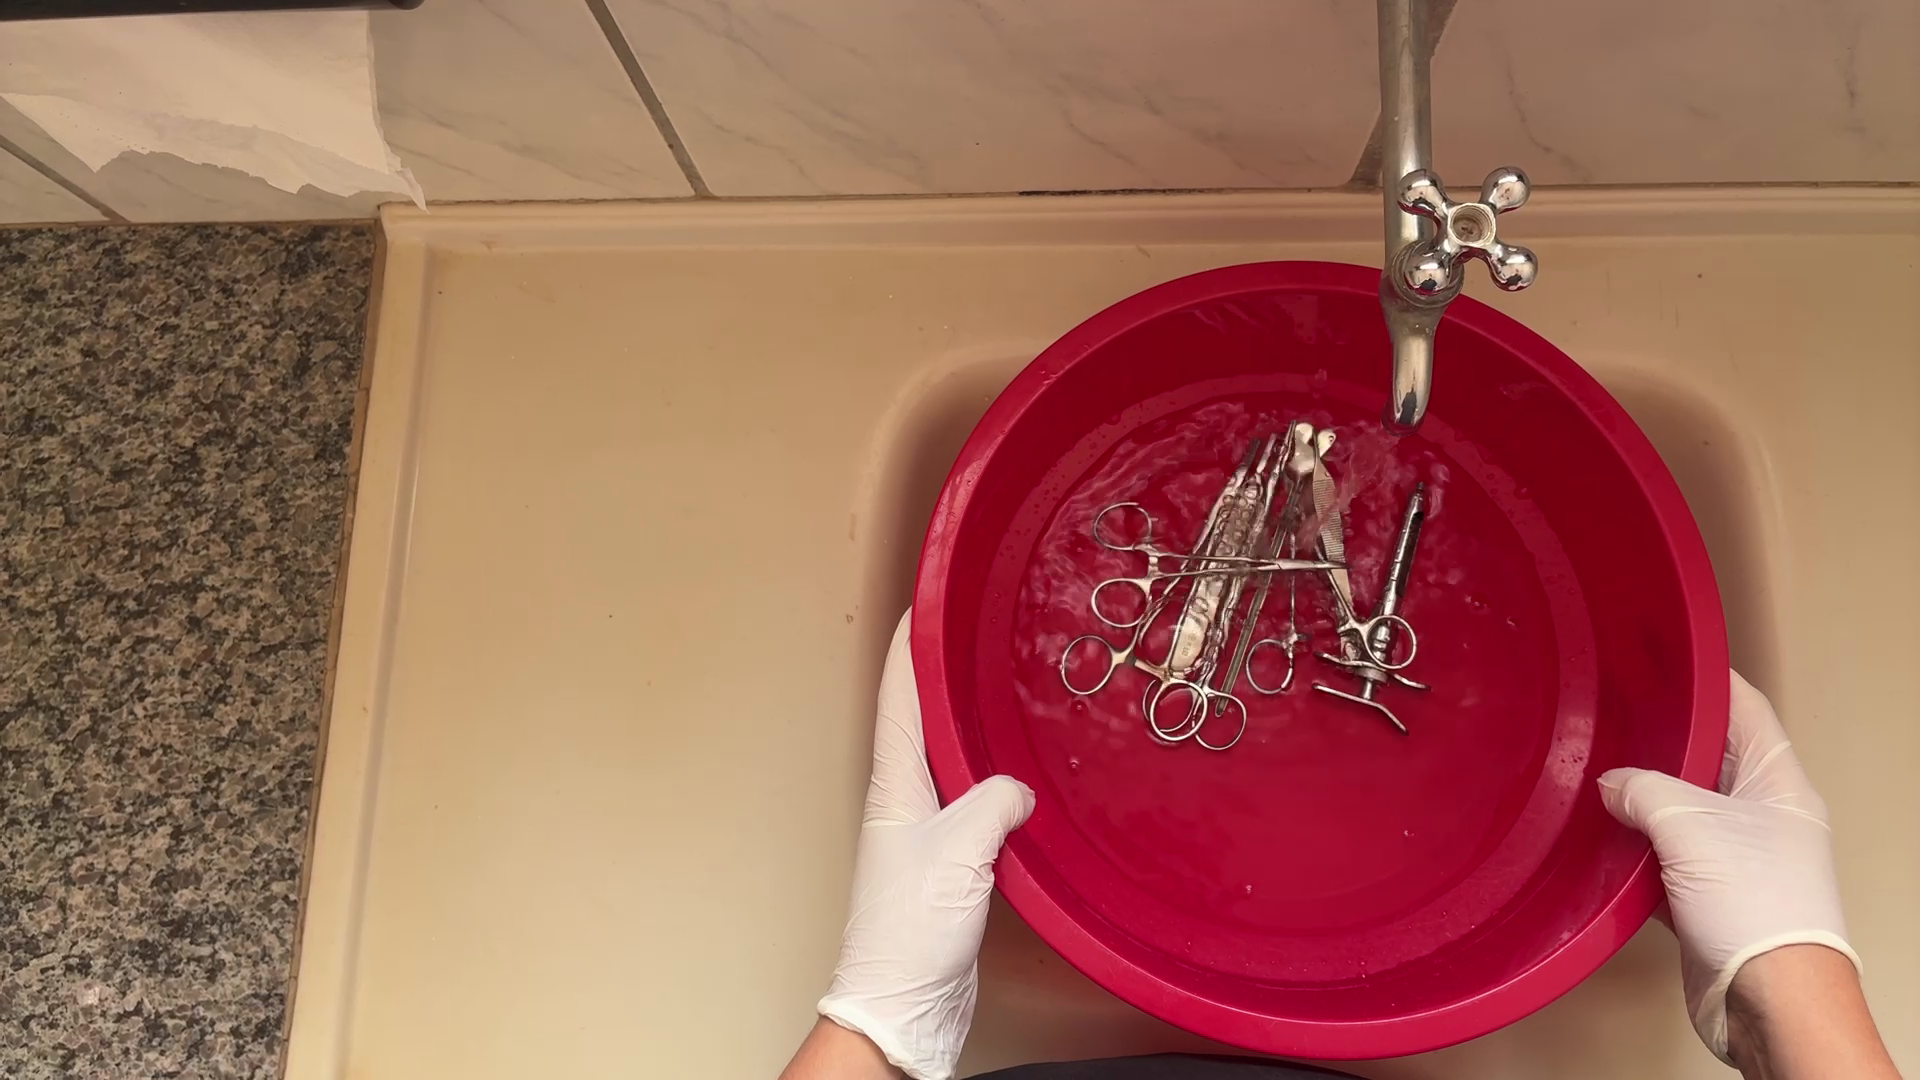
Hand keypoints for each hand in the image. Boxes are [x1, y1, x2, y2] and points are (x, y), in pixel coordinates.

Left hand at [812, 611, 1034, 1079]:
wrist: (903, 1001)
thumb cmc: (909, 930)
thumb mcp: (958, 852)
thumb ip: (993, 804)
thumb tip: (1016, 791)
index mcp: (895, 782)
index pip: (900, 696)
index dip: (911, 649)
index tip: (925, 608)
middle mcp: (904, 793)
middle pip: (919, 715)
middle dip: (940, 671)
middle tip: (969, 636)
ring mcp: (924, 821)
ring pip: (945, 752)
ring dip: (963, 718)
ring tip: (995, 689)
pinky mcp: (946, 850)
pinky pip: (967, 791)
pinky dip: (986, 768)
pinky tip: (1011, 769)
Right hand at [1598, 671, 1859, 1063]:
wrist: (1764, 994)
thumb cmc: (1754, 904)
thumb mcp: (1686, 823)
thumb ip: (1638, 786)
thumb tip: (1608, 784)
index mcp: (1777, 786)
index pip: (1744, 709)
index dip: (1705, 677)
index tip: (1658, 653)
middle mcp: (1759, 811)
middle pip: (1702, 751)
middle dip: (1655, 729)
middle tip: (1602, 704)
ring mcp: (1731, 848)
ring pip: (1672, 796)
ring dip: (1633, 783)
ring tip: (1585, 758)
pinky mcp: (1701, 881)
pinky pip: (1655, 838)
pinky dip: (1625, 828)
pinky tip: (1591, 820)